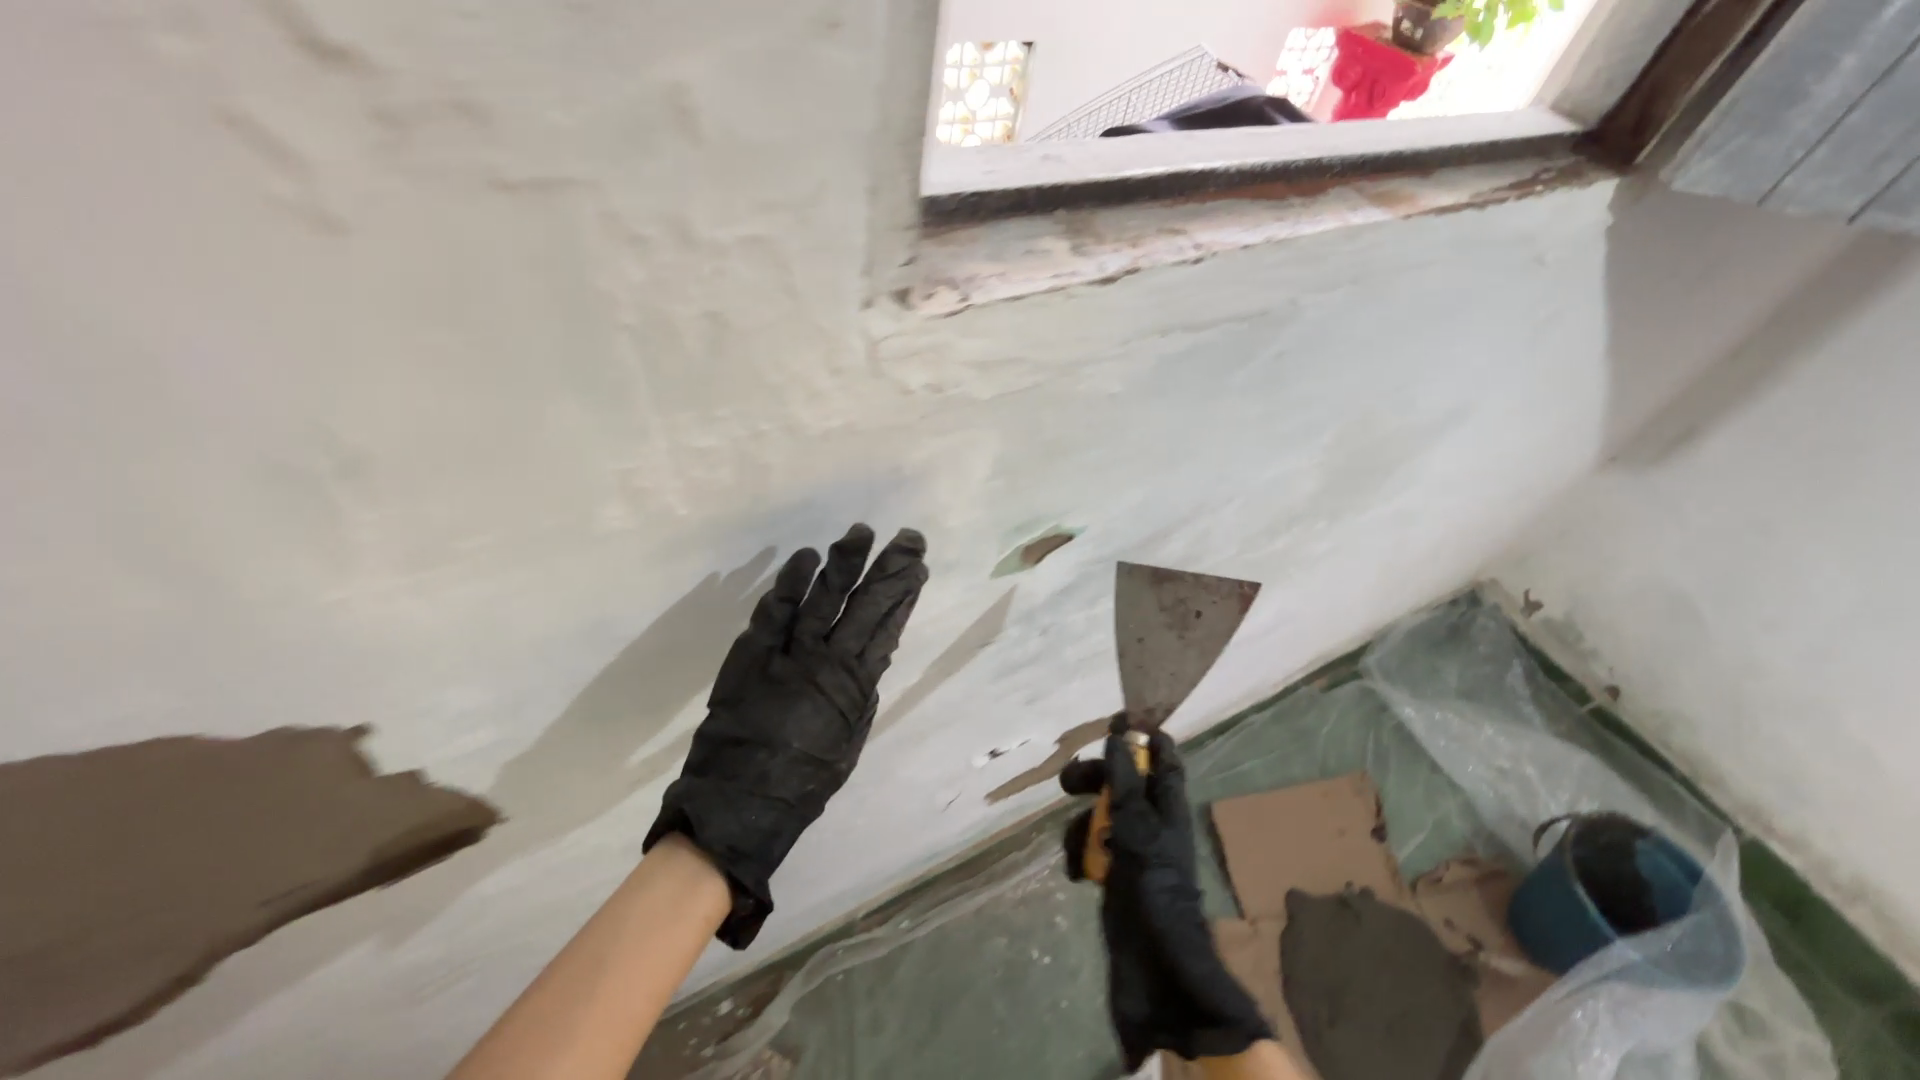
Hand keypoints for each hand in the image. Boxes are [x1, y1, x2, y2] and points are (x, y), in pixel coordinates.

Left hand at [646, 524, 928, 948]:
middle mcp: (830, 663)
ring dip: (844, 564)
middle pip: (865, 606)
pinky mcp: (752, 654)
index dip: (904, 595)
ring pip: (824, 599)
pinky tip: (805, 556)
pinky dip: (789, 583)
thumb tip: (876, 655)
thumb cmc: (802, 780)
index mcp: (856, 687)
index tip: (919, 566)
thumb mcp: (848, 739)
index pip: (888, 628)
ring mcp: (790, 654)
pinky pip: (774, 611)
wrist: (745, 802)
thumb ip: (860, 694)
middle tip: (908, 537)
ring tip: (860, 533)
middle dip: (889, 569)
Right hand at [1061, 719, 1271, 1070]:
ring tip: (1075, 849)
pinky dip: (1078, 857)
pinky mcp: (1114, 881)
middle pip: (1123, 784)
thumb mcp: (1138, 827)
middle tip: (1067, 782)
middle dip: (1095, 779)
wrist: (1156, 972)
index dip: (1144, 736)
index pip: (1163, 759)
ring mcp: (1132, 855)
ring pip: (1100, 818)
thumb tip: (1121, 732)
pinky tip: (1075, 875)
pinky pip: (1090, 853)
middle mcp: (1152, 827)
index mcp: (1168, 809)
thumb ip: (1127, 781)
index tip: (1117, 716)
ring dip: (1081, 826)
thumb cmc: (1153, 892)